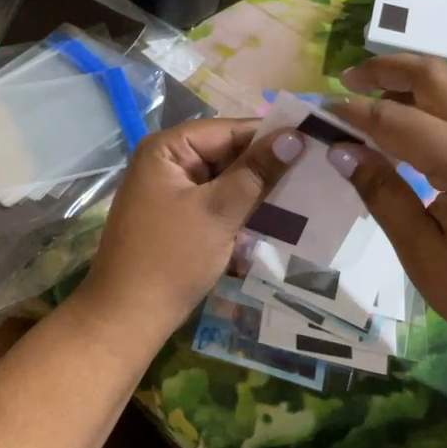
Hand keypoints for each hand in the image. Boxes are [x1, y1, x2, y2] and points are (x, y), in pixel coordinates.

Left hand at [74, 118, 301, 337]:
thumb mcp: (219, 211)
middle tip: (318, 173)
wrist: (128, 318)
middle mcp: (167, 162)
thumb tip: (295, 136)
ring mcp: (172, 191)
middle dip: (267, 165)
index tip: (317, 143)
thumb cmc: (171, 258)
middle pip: (228, 153)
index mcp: (167, 149)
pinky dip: (243, 209)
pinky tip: (277, 219)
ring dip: (258, 190)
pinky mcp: (179, 217)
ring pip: (226, 179)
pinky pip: (218, 202)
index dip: (272, 135)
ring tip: (307, 195)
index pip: (229, 130)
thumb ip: (257, 172)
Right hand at [324, 54, 446, 339]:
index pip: (394, 118)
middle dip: (387, 69)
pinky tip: (414, 130)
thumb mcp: (423, 252)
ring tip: (373, 100)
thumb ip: (383, 193)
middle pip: (434, 76)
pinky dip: (435, 103)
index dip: (353, 112)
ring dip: (412, 82)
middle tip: (347, 80)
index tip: (319, 112)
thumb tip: (343, 151)